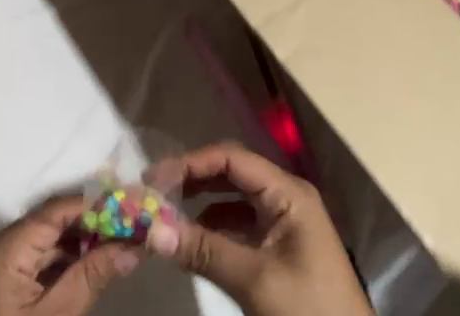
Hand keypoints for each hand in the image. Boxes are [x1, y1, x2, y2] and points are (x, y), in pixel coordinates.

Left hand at [0, 194, 141, 315]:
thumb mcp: (59, 315)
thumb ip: (92, 275)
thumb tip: (132, 247)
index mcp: (2, 250)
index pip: (53, 211)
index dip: (92, 206)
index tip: (127, 209)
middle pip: (47, 224)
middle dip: (89, 226)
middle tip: (128, 230)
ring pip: (41, 240)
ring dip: (77, 244)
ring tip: (116, 246)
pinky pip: (31, 258)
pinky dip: (59, 261)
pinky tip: (89, 264)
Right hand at [144, 142, 371, 315]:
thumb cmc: (309, 312)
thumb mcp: (254, 281)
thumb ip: (203, 250)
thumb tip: (150, 229)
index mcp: (288, 193)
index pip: (230, 158)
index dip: (190, 163)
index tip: (153, 180)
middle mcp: (287, 197)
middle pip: (231, 173)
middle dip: (192, 179)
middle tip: (153, 194)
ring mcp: (286, 222)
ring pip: (234, 197)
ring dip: (200, 202)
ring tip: (166, 214)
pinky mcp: (282, 246)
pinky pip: (241, 223)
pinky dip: (214, 226)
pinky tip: (193, 239)